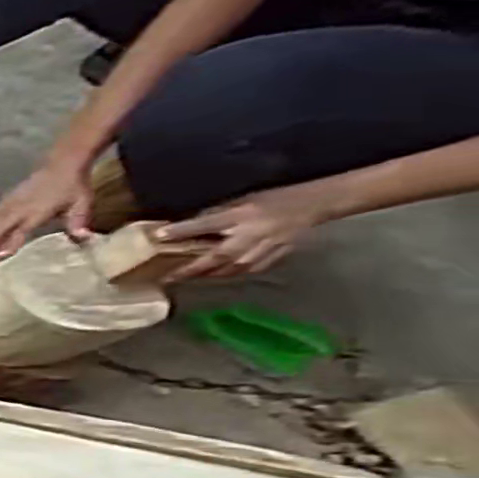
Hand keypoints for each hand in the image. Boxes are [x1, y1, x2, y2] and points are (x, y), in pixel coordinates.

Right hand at [0, 160, 94, 267]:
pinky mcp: (1, 204)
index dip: (7, 246)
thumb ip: (79, 221)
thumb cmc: (72, 186)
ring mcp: (6, 206)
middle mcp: (16, 210)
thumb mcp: (82, 203)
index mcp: (36, 211)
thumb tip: (83, 239)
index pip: (17, 232)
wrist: (62, 163)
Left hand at [156, 185, 326, 280]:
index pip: (207, 223)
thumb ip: (216, 213)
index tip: (158, 236)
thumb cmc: (275, 199)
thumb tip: (186, 226)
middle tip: (168, 278)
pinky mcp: (280, 255)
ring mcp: (268, 246)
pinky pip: (250, 269)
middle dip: (191, 269)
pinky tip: (219, 275)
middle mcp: (254, 233)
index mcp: (244, 214)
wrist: (320, 202)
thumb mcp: (243, 200)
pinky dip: (232, 273)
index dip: (182, 230)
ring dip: (208, 274)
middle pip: (217, 256)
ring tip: (187, 279)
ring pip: (232, 268)